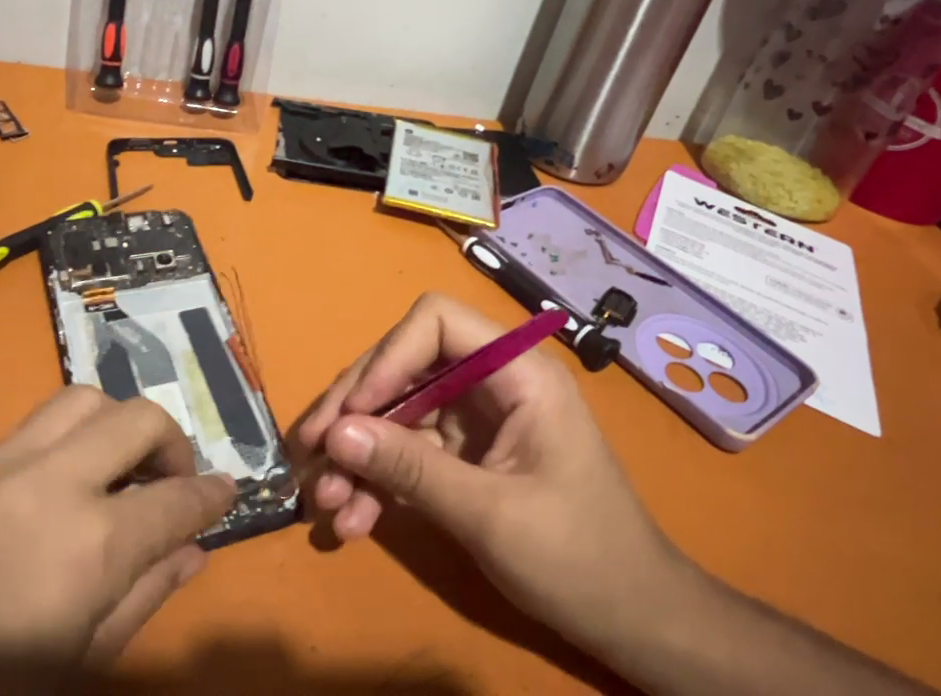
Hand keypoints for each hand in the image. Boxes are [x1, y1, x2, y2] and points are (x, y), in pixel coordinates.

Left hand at [0, 387, 236, 694]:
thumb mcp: (79, 664)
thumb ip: (145, 595)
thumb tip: (194, 549)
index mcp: (89, 545)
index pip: (177, 499)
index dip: (212, 495)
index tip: (228, 493)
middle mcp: (49, 484)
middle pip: (136, 419)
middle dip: (172, 443)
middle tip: (172, 484)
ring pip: (81, 400)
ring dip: (116, 425)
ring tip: (117, 472)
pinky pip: (30, 427)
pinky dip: (66, 439)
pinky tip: (58, 488)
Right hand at [296, 293, 686, 657]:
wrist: (632, 618)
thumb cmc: (579, 558)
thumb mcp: (489, 514)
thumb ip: (410, 468)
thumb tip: (334, 435)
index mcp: (517, 372)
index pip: (436, 322)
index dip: (386, 358)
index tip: (350, 413)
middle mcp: (493, 382)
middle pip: (405, 365)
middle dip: (355, 410)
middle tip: (308, 452)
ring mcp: (478, 419)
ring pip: (397, 411)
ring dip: (358, 454)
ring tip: (324, 501)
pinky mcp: (466, 456)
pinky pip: (408, 452)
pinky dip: (378, 481)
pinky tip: (353, 521)